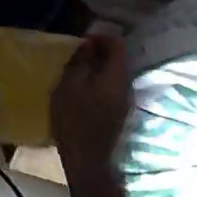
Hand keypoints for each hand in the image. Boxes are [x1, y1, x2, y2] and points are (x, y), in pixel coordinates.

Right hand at [51, 34, 131, 177]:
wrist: (88, 160)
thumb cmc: (75, 120)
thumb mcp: (69, 87)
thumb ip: (80, 62)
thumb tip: (88, 45)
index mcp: (117, 75)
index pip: (117, 44)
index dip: (100, 36)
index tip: (81, 39)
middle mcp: (127, 85)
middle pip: (119, 59)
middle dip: (99, 52)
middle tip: (77, 54)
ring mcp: (125, 101)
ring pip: (115, 74)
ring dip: (98, 68)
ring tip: (77, 71)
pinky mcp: (119, 114)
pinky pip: (111, 88)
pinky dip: (99, 82)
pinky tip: (82, 90)